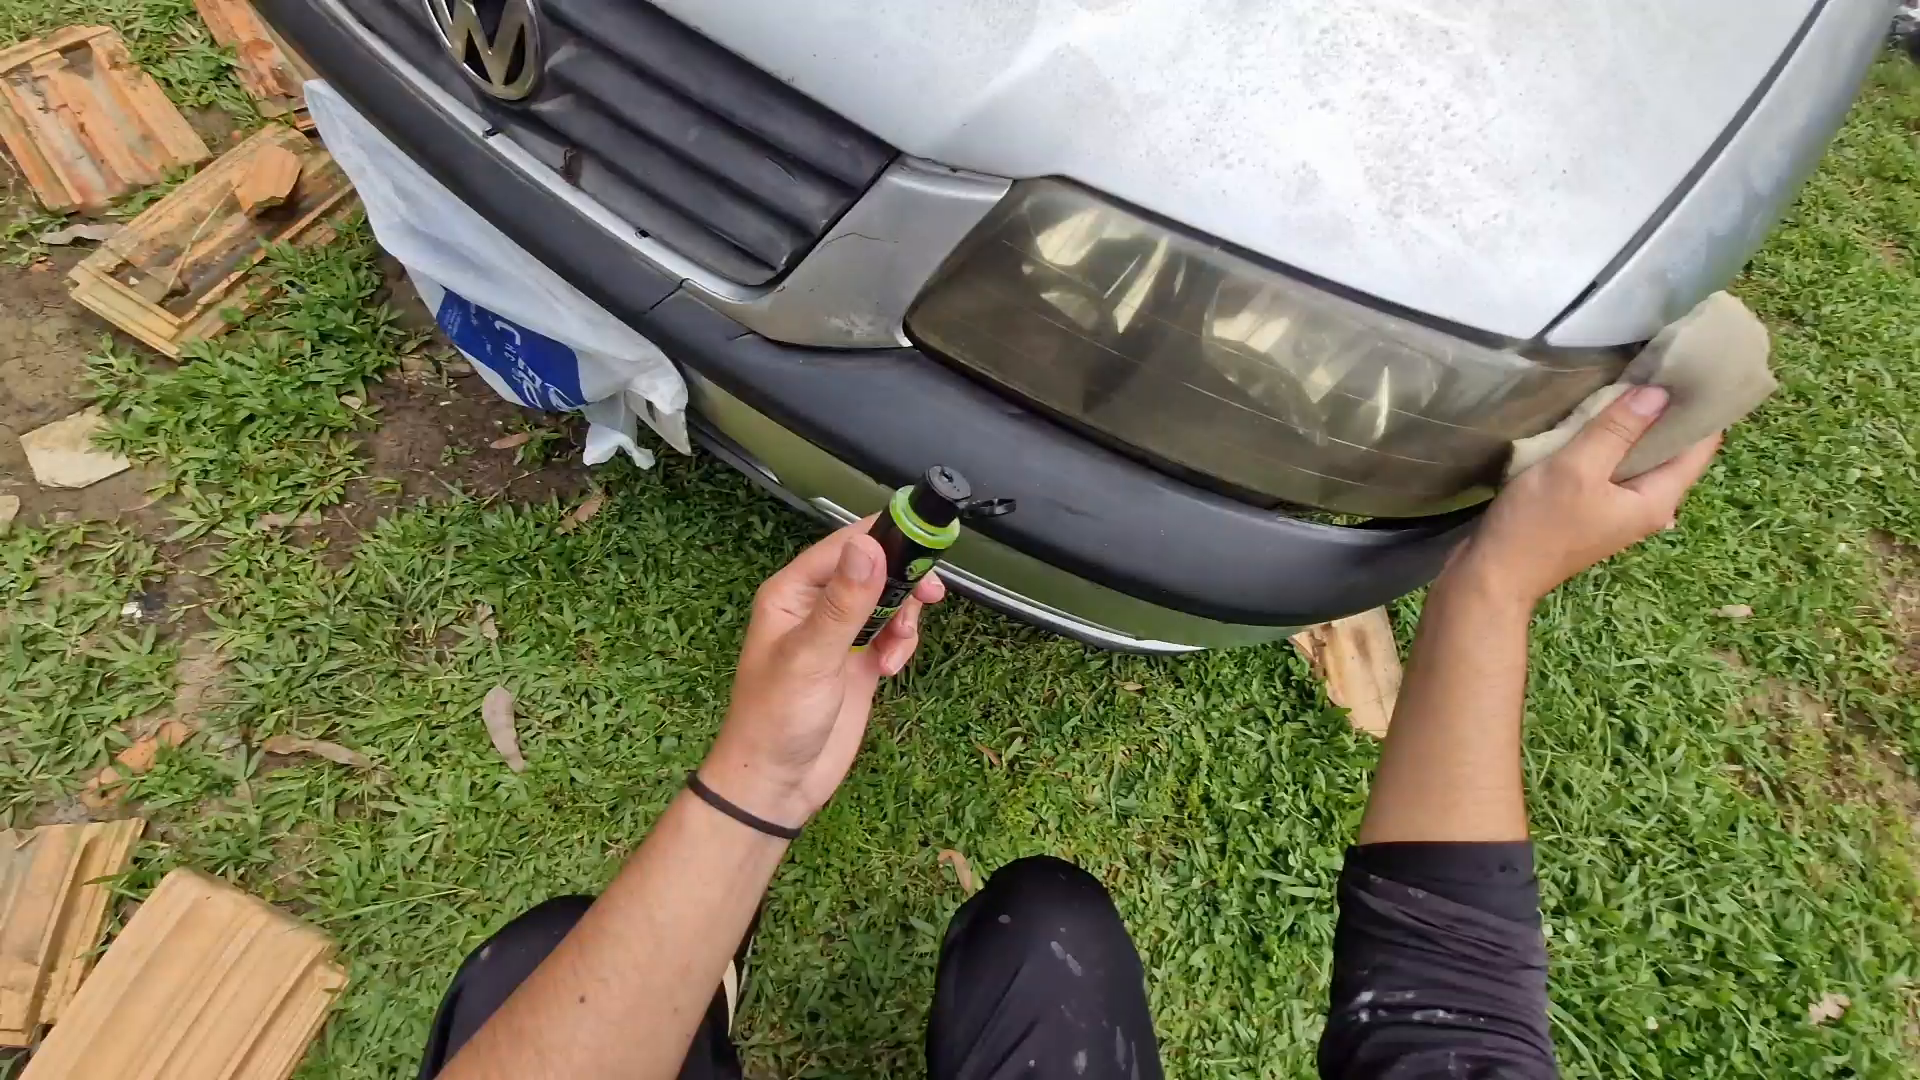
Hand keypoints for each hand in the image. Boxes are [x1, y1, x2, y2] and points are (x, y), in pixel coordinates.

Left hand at [700, 519, 945, 828]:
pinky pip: (893, 633)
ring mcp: (841, 633)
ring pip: (889, 600)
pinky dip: (902, 644)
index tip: (926, 539)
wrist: (778, 785)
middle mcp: (818, 605)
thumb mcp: (811, 657)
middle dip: (904, 580)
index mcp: (794, 592)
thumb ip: (844, 602)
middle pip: (875, 568)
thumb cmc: (776, 718)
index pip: (844, 545)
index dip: (886, 538)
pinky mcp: (860, 660)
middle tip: (931, 594)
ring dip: (905, 616)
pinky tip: (891, 668)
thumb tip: (869, 545)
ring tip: (898, 647)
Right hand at [1450, 385, 1720, 609]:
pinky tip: (1578, 437)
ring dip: (1624, 434)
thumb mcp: (1574, 470)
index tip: (1686, 368)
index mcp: (1657, 500)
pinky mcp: (1582, 518)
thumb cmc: (1534, 525)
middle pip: (1667, 454)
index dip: (1698, 405)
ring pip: (1632, 465)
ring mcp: (1612, 516)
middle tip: (1643, 374)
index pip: (1700, 444)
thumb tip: (1659, 392)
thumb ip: (1616, 431)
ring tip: (1609, 397)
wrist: (1490, 576)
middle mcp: (1645, 509)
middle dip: (1658, 416)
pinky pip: (1604, 476)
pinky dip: (1599, 453)